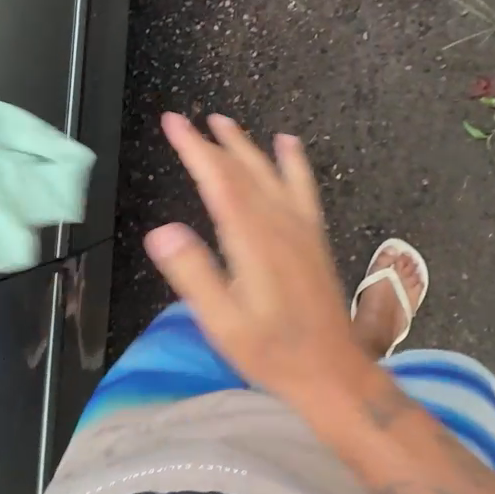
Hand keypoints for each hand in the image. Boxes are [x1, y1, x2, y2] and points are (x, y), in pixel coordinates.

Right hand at [144, 112, 376, 406]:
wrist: (334, 373)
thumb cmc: (272, 353)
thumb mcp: (223, 324)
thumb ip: (194, 276)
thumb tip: (160, 231)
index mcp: (253, 241)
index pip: (219, 182)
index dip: (194, 149)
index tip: (173, 123)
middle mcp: (280, 225)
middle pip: (243, 171)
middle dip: (213, 142)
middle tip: (187, 119)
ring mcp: (301, 229)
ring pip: (271, 173)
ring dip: (246, 146)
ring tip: (225, 122)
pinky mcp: (314, 238)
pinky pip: (303, 188)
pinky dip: (294, 162)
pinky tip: (289, 145)